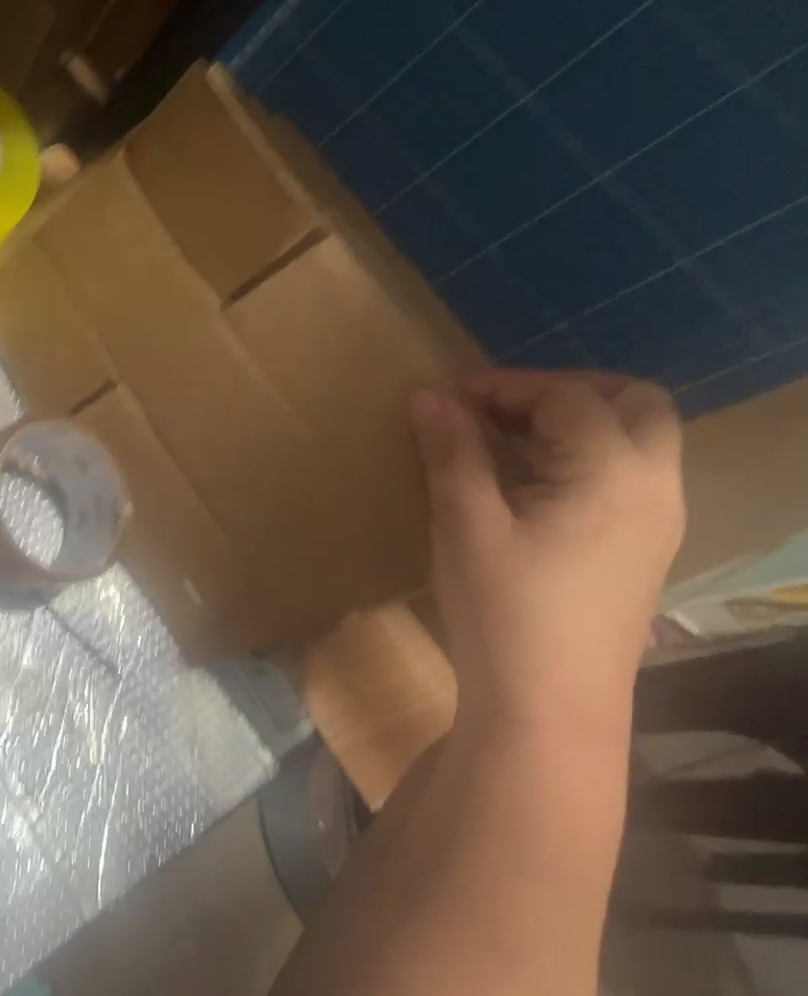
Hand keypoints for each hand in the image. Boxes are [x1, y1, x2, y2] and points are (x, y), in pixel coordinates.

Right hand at [410, 370, 684, 733]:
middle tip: (494, 409)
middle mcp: (655, 487)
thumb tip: (429, 396)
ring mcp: (658, 521)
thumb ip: (453, 453)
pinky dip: (582, 456)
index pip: (570, 398)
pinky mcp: (643, 548)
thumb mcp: (465, 525)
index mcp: (615, 474)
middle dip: (563, 391)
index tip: (447, 396)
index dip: (506, 385)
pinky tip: (527, 486)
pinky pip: (628, 475)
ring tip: (502, 443)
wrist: (548, 702)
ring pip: (638, 440)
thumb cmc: (503, 608)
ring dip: (575, 423)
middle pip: (634, 404)